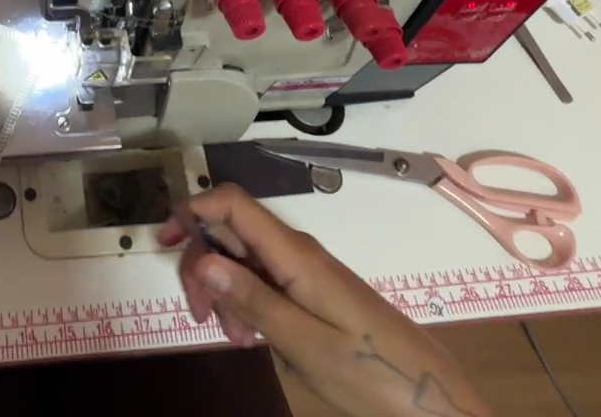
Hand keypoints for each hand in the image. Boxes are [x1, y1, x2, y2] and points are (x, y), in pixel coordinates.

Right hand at [158, 185, 490, 416]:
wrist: (435, 403)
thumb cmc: (372, 375)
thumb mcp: (305, 344)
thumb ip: (251, 299)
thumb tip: (200, 258)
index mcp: (294, 254)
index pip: (232, 202)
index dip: (193, 208)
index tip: (164, 241)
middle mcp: (295, 251)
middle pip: (229, 229)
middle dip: (202, 263)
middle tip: (202, 316)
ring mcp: (302, 270)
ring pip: (241, 256)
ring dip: (222, 287)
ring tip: (234, 338)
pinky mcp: (308, 291)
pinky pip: (261, 279)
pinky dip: (243, 301)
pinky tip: (251, 336)